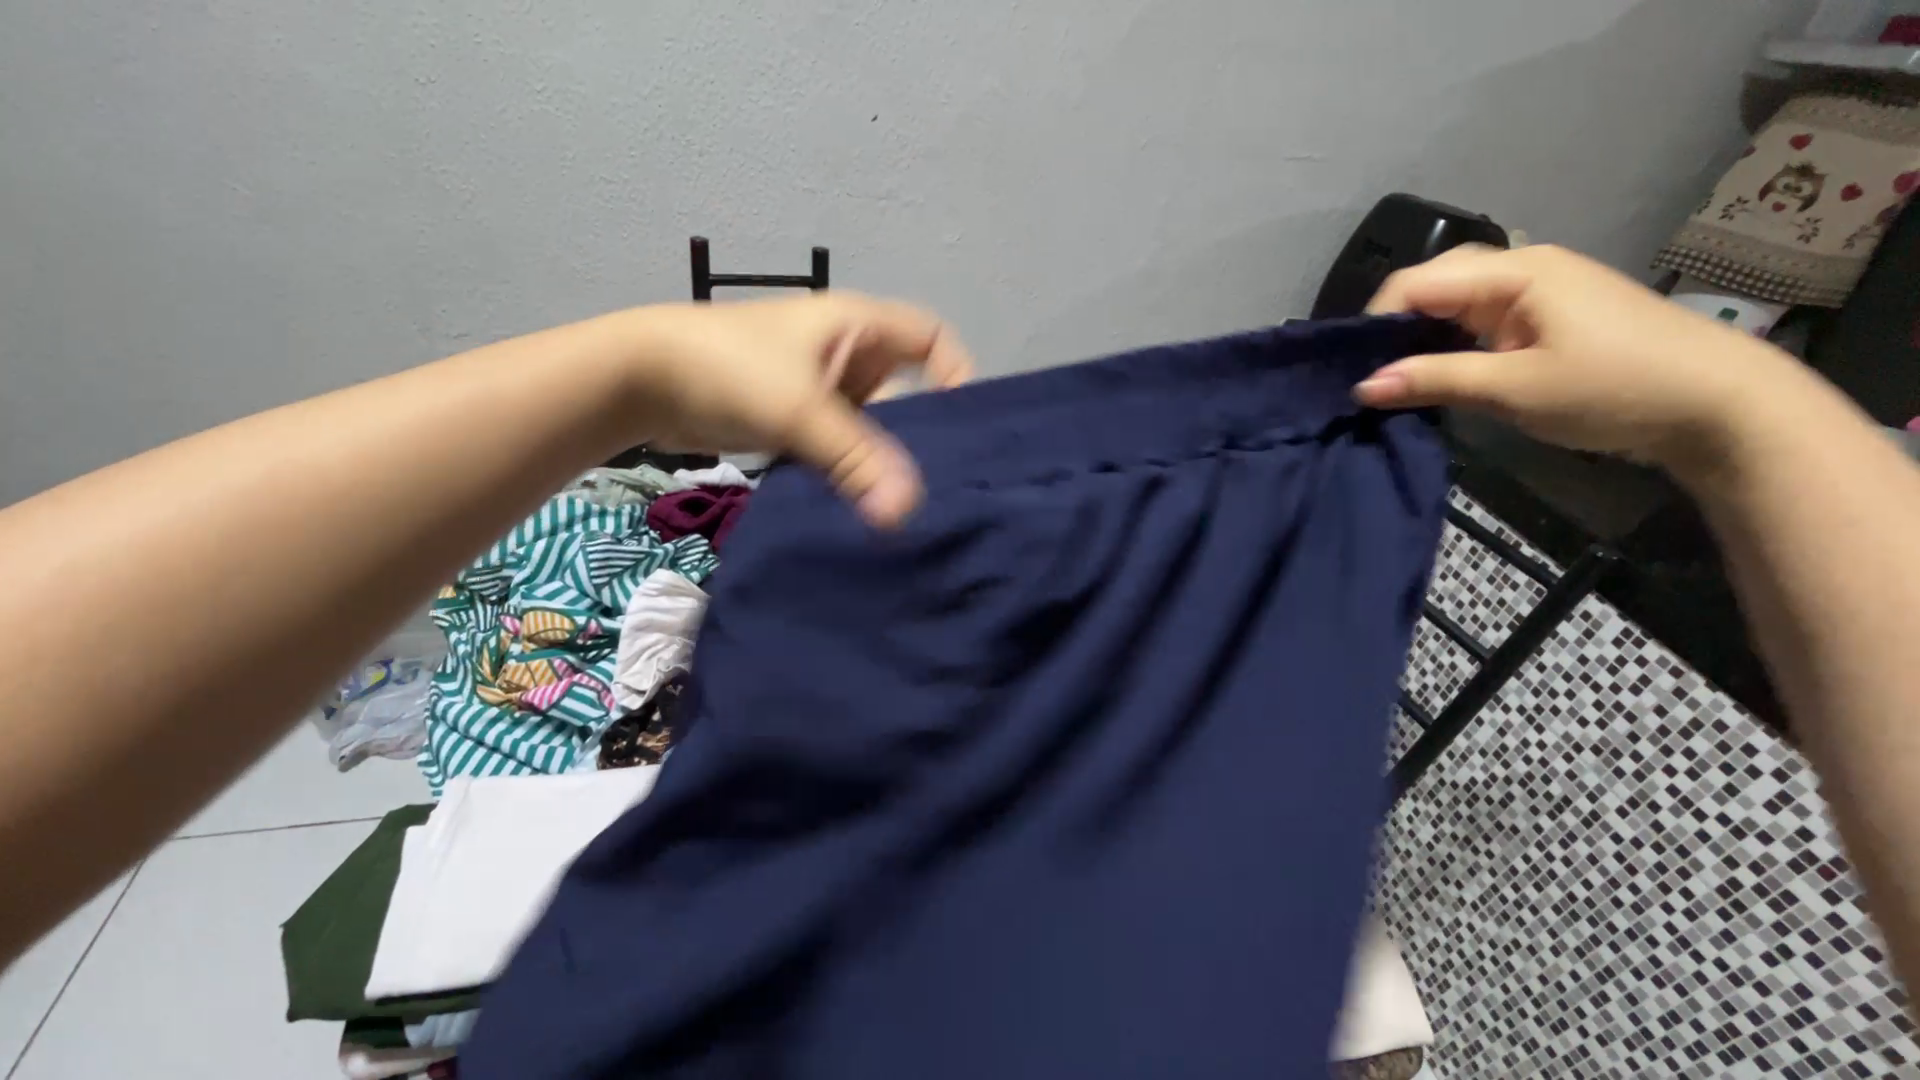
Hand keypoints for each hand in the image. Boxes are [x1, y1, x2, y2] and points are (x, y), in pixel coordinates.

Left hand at [626, 293, 974, 526]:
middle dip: (923, 436)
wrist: (642, 380)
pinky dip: (851, 474)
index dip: (959, 376)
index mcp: (861, 326)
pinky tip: (863, 508)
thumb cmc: (729, 369)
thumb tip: (906, 514)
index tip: (968, 429)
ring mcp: (822, 391)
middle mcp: (849, 355)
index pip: (933, 341)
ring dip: (883, 463)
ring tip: (910, 508)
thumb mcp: (800, 409)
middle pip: (909, 395)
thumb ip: (855, 459)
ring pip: (873, 429)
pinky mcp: (796, 422)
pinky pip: (841, 448)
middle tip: (947, 487)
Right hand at [1355, 244, 1807, 473]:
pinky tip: (1439, 373)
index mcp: (1514, 271)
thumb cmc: (1614, 388)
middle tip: (1371, 378)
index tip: (1356, 373)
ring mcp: (1538, 290)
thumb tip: (1361, 387)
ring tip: (1396, 379)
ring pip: (1454, 302)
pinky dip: (1451, 343)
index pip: (1416, 282)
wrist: (1719, 404)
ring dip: (1421, 337)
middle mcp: (1522, 268)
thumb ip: (1434, 380)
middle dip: (1394, 328)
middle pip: (1433, 284)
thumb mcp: (1514, 389)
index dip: (1377, 324)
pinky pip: (1479, 318)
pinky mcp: (1547, 315)